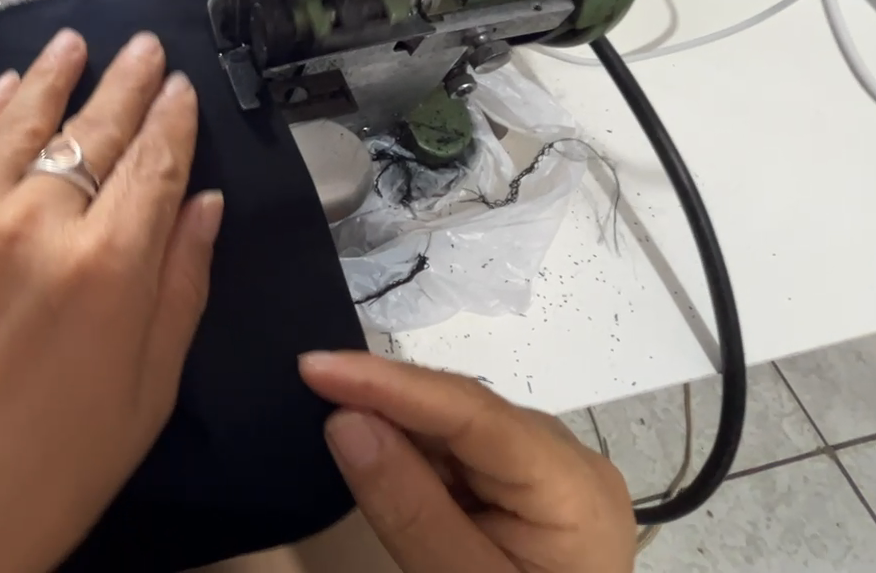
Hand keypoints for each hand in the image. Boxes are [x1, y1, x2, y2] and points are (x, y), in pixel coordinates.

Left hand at [0, 29, 223, 572]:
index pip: (153, 165)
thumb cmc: (50, 464)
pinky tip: (8, 86)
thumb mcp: (146, 391)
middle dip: (126, 83)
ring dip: (53, 76)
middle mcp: (37, 224)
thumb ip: (181, 284)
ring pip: (21, 122)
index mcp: (108, 269)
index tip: (182, 86)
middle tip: (145, 46)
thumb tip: (205, 201)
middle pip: (94, 131)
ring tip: (76, 41)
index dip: (172, 120)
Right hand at [299, 351, 634, 572]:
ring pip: (444, 422)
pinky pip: (447, 447)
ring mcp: (540, 466)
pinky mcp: (516, 482)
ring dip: (385, 420)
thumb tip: (343, 419)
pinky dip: (401, 448)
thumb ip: (410, 509)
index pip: (468, 409)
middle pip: (455, 408)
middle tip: (306, 383)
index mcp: (569, 483)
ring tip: (325, 406)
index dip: (386, 381)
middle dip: (379, 396)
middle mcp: (560, 455)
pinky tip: (368, 446)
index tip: (313, 365)